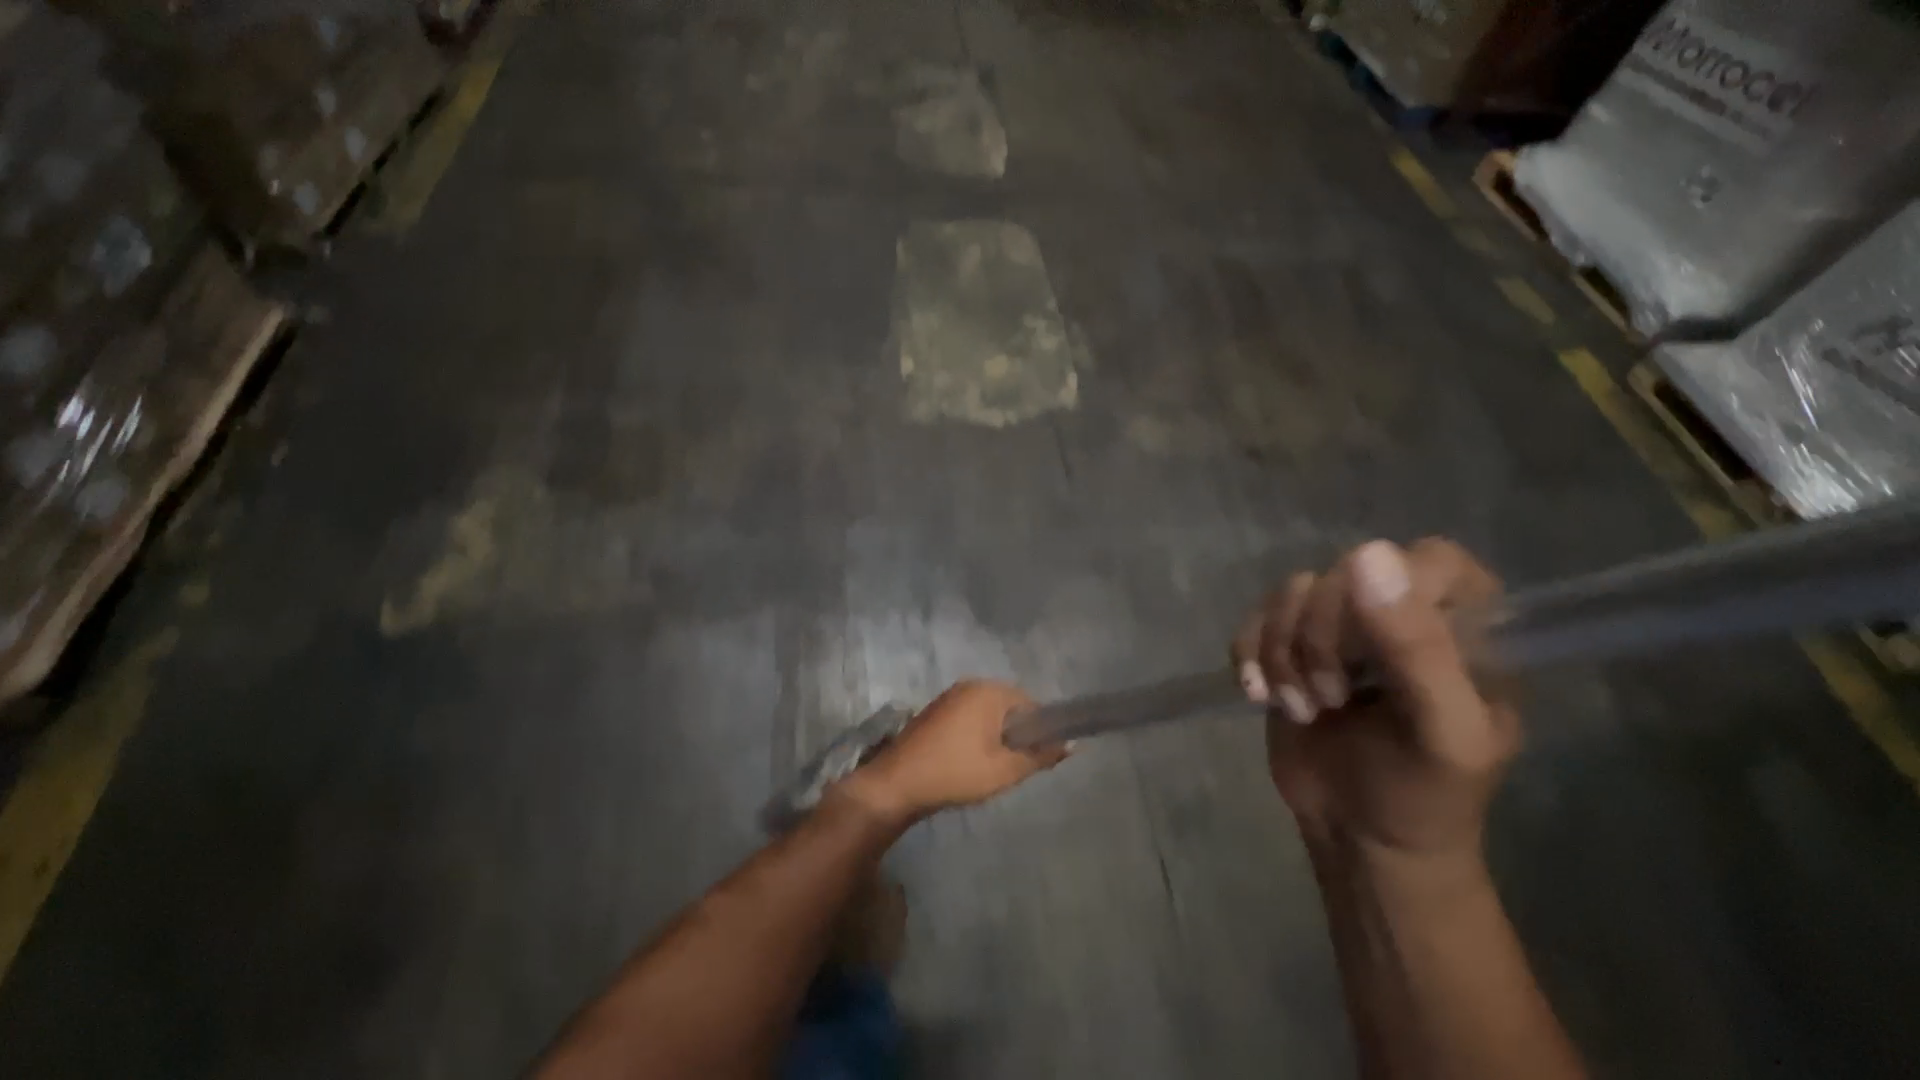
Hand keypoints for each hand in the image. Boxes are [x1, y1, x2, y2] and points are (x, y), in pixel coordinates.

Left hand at [838, 680, 1070, 822]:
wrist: (896, 785)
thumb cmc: (956, 773)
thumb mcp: (1005, 770)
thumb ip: (1041, 756)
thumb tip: (1073, 745)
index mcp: (989, 691)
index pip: (1031, 703)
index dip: (1041, 730)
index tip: (1038, 757)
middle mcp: (969, 685)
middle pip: (1009, 707)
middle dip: (1016, 735)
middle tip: (1014, 766)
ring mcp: (948, 697)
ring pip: (987, 715)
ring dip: (995, 737)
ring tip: (992, 768)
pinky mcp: (934, 712)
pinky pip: (968, 718)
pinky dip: (976, 736)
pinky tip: (969, 763)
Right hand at [1232, 539, 1517, 858]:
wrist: (1361, 842)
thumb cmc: (1423, 796)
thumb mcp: (1442, 733)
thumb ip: (1419, 648)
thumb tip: (1368, 554)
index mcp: (1466, 623)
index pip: (1424, 559)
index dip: (1383, 597)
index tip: (1366, 656)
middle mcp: (1403, 611)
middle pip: (1343, 573)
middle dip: (1320, 638)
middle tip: (1332, 697)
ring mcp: (1341, 627)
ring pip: (1293, 593)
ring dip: (1282, 653)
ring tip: (1302, 708)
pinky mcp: (1292, 646)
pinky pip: (1257, 617)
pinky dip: (1249, 654)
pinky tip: (1260, 695)